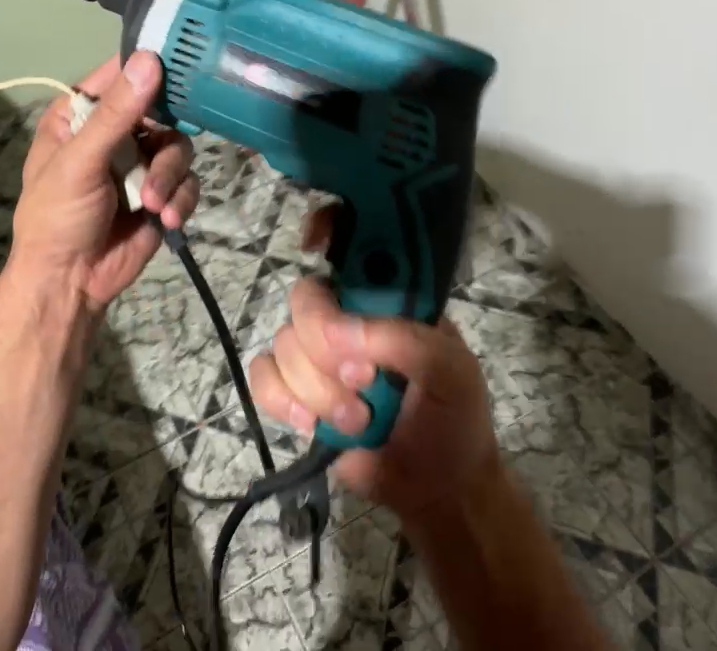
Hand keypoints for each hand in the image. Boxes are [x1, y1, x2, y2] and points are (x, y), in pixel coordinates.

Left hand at [7, 52, 199, 310]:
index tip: (182, 64)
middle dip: (167, 139)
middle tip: (165, 155)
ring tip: (154, 204)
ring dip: (170, 177)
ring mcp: (141, 163)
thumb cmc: (56, 216)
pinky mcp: (162, 193)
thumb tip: (150, 59)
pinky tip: (165, 219)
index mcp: (82, 114)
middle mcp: (115, 131)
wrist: (70, 283)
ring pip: (180, 147)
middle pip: (163, 110)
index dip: (150, 67)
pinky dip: (180, 200)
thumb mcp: (80, 161)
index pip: (122, 73)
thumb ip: (117, 113)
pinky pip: (187, 181)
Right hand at [247, 211, 499, 519]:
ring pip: (282, 342)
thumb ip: (400, 340)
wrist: (437, 489)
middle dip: (325, 345)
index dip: (326, 228)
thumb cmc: (454, 418)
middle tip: (364, 381)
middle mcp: (348, 315)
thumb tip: (335, 333)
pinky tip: (312, 424)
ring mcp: (317, 354)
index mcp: (387, 298)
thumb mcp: (449, 370)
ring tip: (358, 420)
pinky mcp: (296, 392)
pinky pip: (263, 376)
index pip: (349, 241)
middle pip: (305, 299)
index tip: (314, 244)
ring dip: (317, 388)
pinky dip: (281, 399)